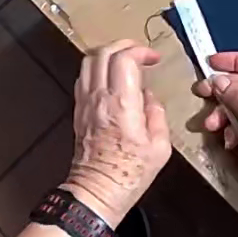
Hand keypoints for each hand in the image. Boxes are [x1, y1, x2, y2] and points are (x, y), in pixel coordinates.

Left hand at [64, 39, 171, 225]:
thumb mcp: (159, 146)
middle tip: (140, 52)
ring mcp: (84, 103)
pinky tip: (110, 78)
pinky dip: (96, 69)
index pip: (124, 59)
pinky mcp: (77, 110)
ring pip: (88, 62)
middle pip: (102, 53)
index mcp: (121, 104)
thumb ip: (156, 114)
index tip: (153, 58)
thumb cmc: (130, 173)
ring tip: (125, 60)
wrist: (97, 191)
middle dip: (123, 45)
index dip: (140, 51)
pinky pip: (83, 78)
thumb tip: (149, 97)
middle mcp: (99, 98)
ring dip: (107, 54)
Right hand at [193, 51, 237, 211]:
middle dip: (221, 91)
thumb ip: (232, 90)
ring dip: (221, 114)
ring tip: (212, 125)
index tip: (210, 63)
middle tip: (202, 92)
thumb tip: (218, 80)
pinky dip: (230, 130)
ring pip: (237, 105)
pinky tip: (228, 140)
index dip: (232, 61)